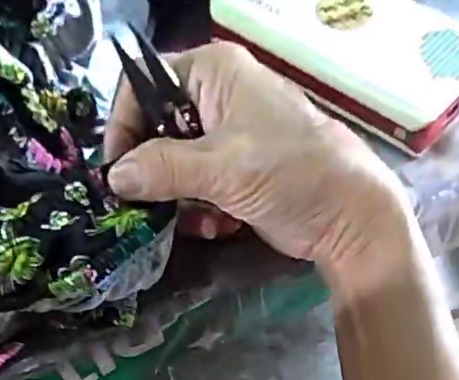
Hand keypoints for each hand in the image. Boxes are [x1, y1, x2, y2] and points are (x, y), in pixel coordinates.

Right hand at [104, 42, 407, 271]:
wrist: (343, 216)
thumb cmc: (290, 173)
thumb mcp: (222, 168)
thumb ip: (164, 168)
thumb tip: (114, 176)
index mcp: (212, 73)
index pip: (145, 86)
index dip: (124, 128)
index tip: (116, 174)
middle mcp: (215, 99)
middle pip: (155, 131)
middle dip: (153, 173)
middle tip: (150, 206)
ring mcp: (224, 139)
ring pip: (172, 167)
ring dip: (177, 201)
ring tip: (196, 220)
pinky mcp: (232, 175)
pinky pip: (194, 190)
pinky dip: (198, 212)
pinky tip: (216, 227)